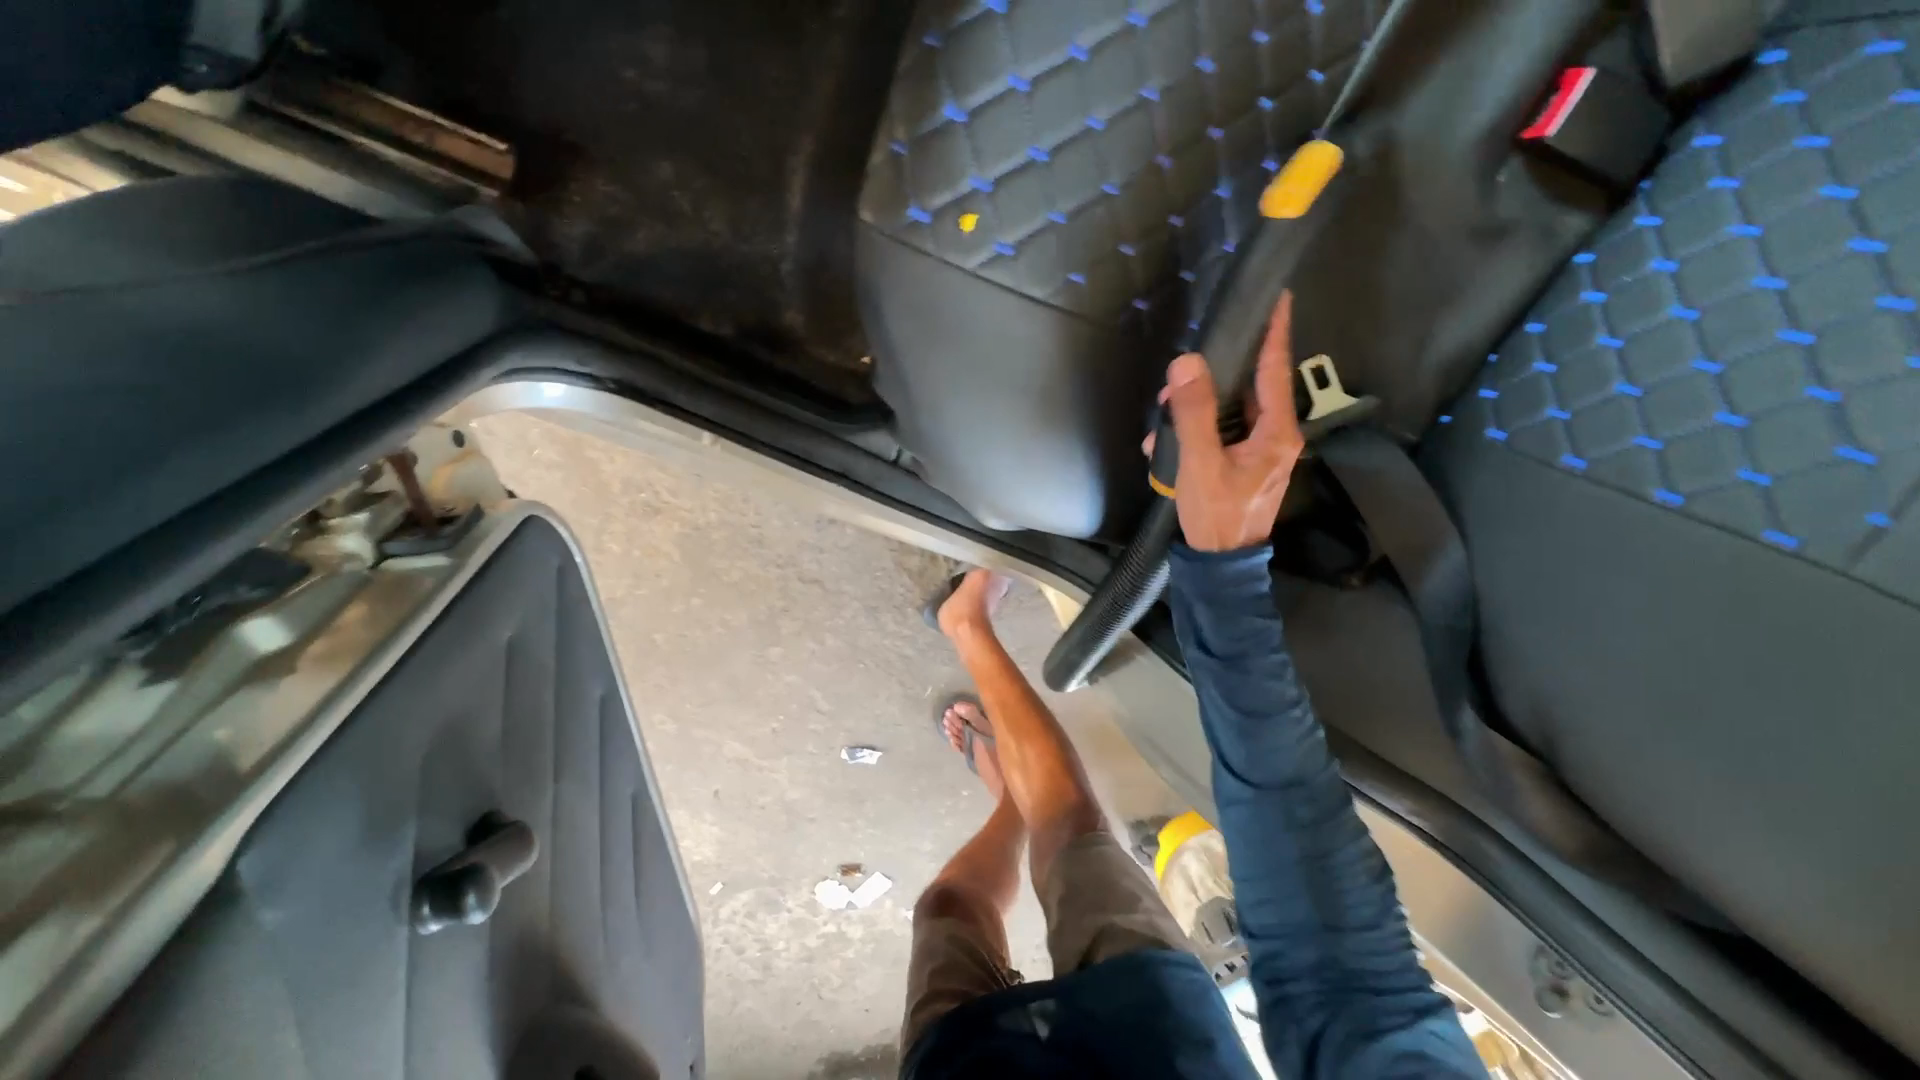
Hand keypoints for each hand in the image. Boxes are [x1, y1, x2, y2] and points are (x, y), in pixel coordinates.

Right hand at [1147, 291, 1305, 552]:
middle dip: (1211, 376)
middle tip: (1177, 377)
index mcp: (1277, 432)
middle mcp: (1276, 436)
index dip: (1276, 331)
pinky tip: (1164, 444)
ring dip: (1194, 409)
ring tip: (1162, 419)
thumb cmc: (1216, 514)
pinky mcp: (1244, 462)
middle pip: (1248, 387)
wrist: (1219, 565)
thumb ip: (1194, 412)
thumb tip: (1187, 362)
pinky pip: (1220, 432)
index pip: (1276, 369)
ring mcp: (1261, 450)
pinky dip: (1194, 432)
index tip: (1278, 296)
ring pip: (1229, 410)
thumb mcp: (1200, 463)